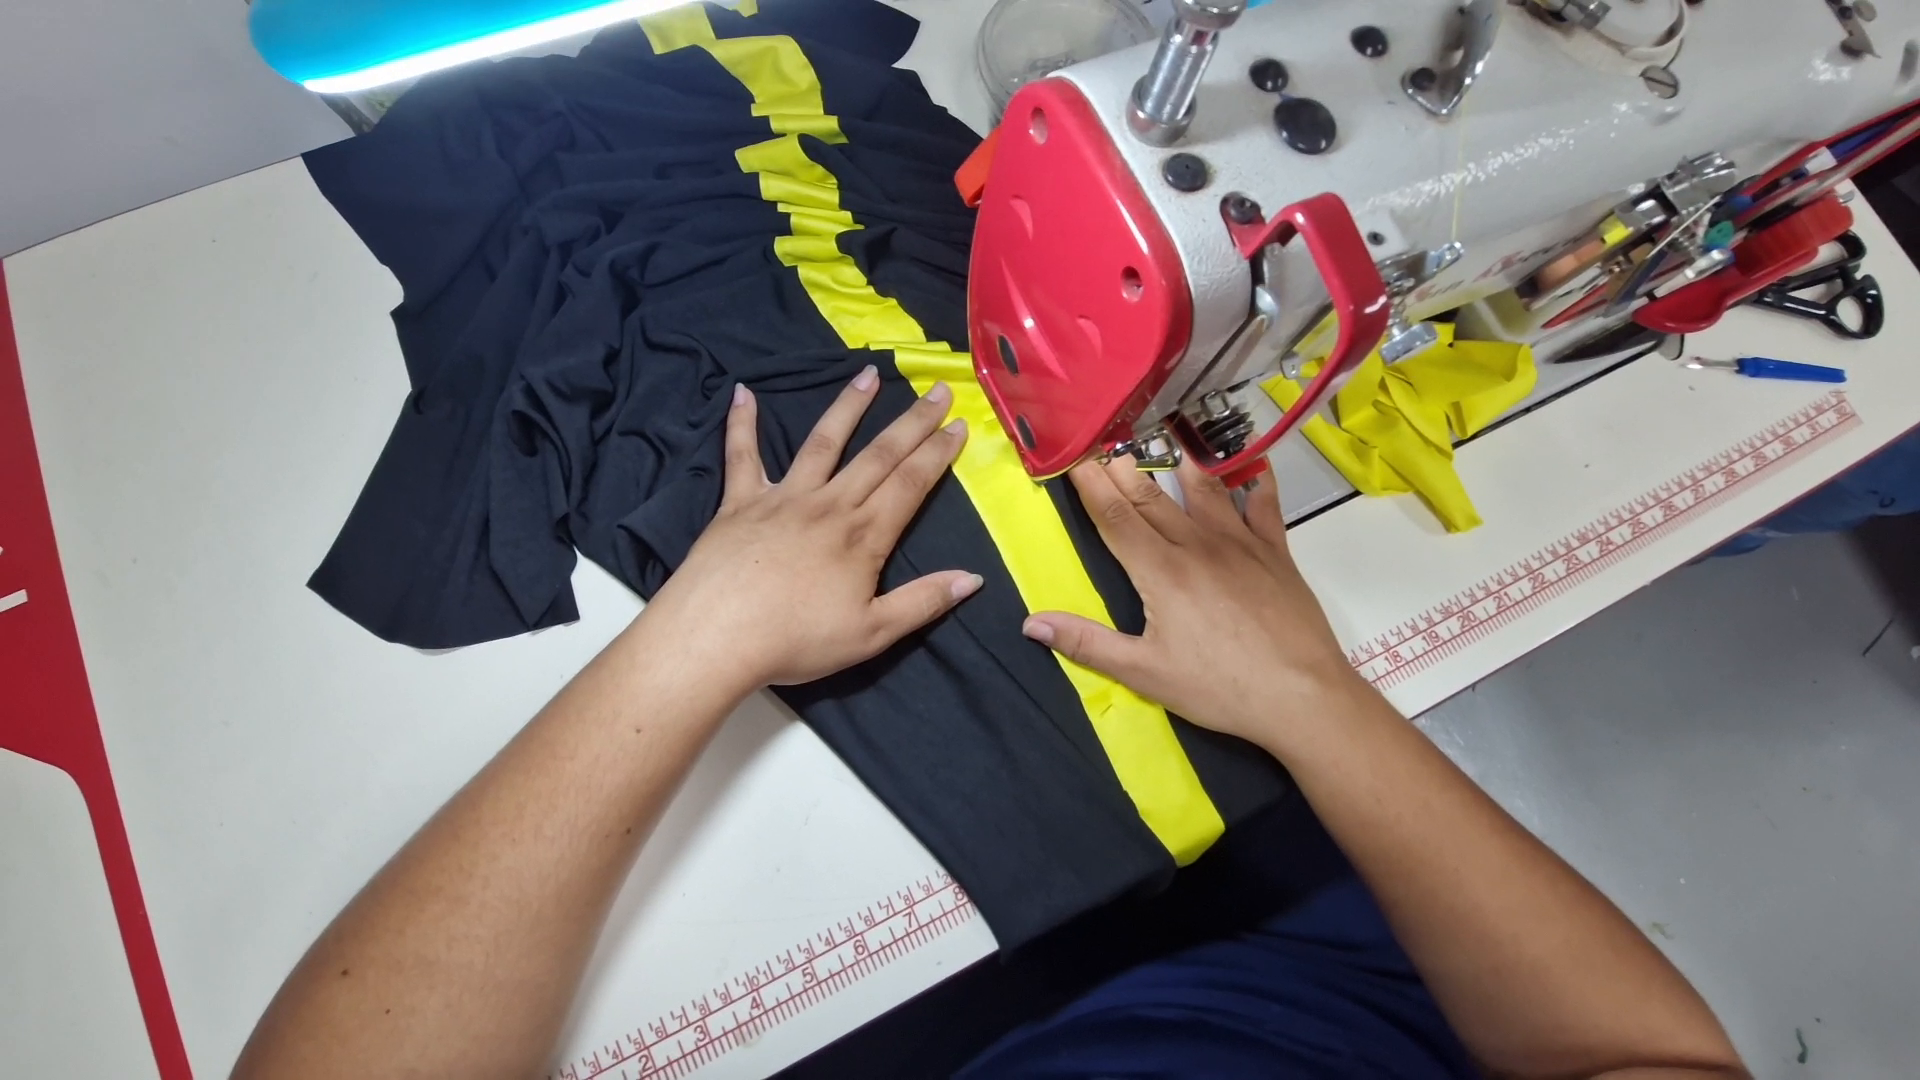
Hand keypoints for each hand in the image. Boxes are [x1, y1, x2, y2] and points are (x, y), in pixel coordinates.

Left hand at [640, 366, 979, 693]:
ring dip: (848, 407)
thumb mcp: (872, 634)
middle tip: (938, 390)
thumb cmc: (797, 640)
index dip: (938, 453)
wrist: (717, 637)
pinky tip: (743, 393)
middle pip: (879, 455)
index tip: (959, 425)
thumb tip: (974, 578)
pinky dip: (742, 424)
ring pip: (823, 443)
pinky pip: (742, 456)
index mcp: (864, 536)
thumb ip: (923, 602)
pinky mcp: (740, 503)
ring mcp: (783, 498)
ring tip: (868, 375)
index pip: (911, 484)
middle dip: (913, 421)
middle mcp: (829, 505)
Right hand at [1022, 457, 1370, 753]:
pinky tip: (1255, 467)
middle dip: (1125, 473)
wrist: (1302, 695)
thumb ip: (1087, 643)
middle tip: (1108, 448)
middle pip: (1151, 501)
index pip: (1116, 519)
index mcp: (1160, 572)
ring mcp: (1240, 545)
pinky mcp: (1276, 554)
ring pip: (1204, 495)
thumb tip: (1032, 623)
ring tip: (1169, 444)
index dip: (1092, 488)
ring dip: (1182, 469)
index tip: (1077, 460)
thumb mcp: (1144, 673)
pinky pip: (1264, 508)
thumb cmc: (1218, 687)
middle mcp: (1197, 546)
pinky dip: (1257, 484)